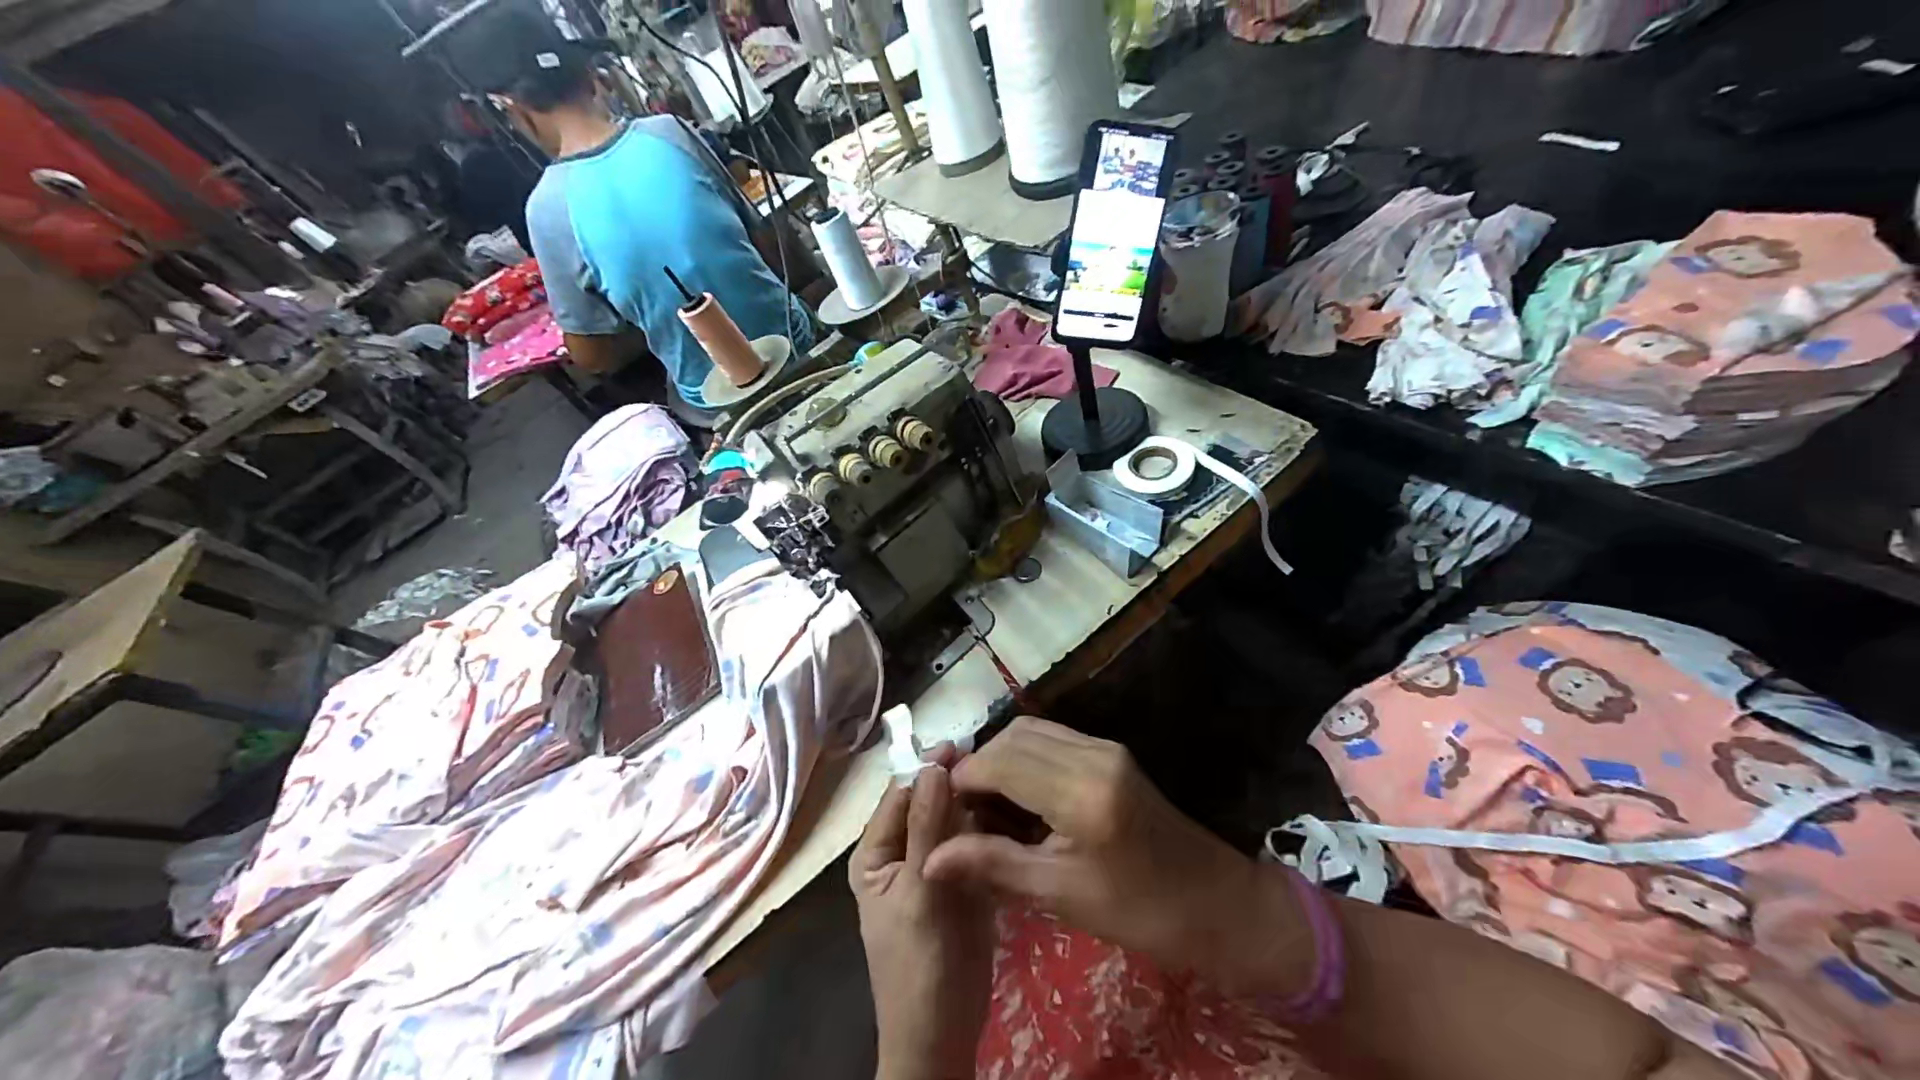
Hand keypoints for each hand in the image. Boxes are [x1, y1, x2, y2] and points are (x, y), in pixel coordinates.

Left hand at [850, 758, 992, 1079]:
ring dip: (975, 803)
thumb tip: (933, 765)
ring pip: (953, 823)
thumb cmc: (918, 964)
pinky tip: (1012, 810)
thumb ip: (927, 827)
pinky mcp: (961, 882)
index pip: (900, 795)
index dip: (928, 768)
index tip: (965, 743)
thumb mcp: (920, 891)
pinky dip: (988, 828)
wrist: (942, 1033)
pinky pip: (972, 845)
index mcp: (876, 853)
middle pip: (929, 805)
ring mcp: (934, 867)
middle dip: (956, 783)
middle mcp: (901, 852)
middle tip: (997, 757)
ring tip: (1009, 778)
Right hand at [923, 718, 1312, 999]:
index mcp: (1081, 793)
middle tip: (966, 811)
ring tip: (990, 805)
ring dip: (1002, 759)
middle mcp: (1093, 755)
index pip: (1000, 762)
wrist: (1216, 904)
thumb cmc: (1138, 912)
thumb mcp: (1059, 893)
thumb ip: (992, 864)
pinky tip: (1021, 795)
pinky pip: (1054, 739)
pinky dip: (1026, 757)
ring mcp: (1105, 748)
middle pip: (1013, 737)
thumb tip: (929, 859)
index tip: (944, 811)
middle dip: (979, 766)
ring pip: (1031, 731)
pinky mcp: (1112, 751)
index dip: (963, 780)